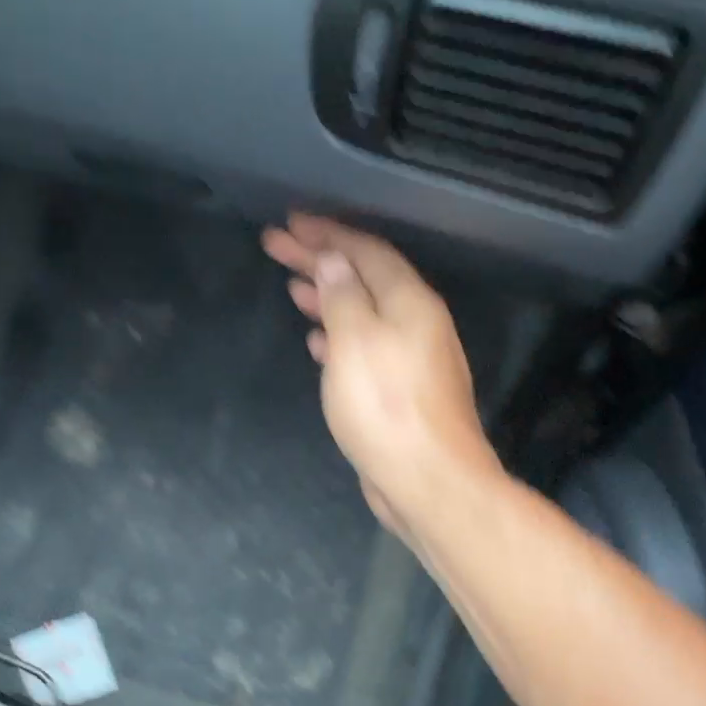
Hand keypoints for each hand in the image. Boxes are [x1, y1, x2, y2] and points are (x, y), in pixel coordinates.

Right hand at [263, 213, 499, 531]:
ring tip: (293, 288)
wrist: (428, 480)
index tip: (289, 224)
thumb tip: (333, 261)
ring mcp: (412, 359)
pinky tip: (317, 343)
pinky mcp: (402, 392)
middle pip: (364, 279)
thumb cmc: (386, 405)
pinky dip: (339, 338)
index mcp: (410, 302)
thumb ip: (342, 296)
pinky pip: (366, 349)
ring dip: (328, 297)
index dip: (327, 234)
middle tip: (276, 246)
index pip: (365, 252)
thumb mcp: (355, 341)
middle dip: (320, 261)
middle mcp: (416, 323)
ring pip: (364, 314)